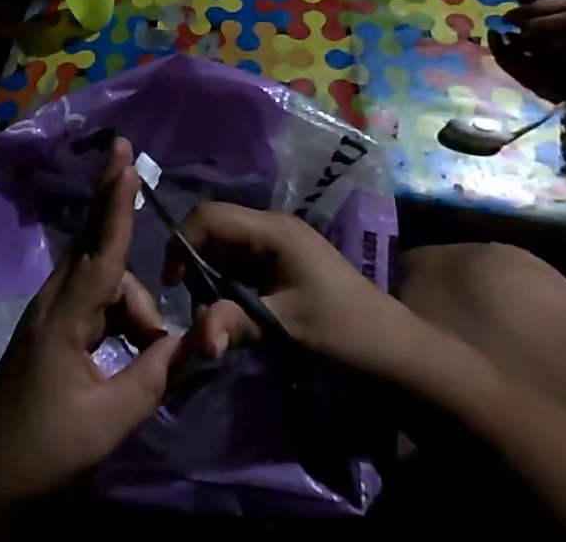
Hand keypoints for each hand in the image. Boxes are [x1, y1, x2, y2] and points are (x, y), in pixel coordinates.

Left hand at [0, 138, 179, 511]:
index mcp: (65, 317)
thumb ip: (155, 374)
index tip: (125, 162)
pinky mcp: (55, 325)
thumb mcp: (109, 419)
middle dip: (113, 198)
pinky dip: (124, 313)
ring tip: (154, 351)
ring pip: (105, 278)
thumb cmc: (44, 448)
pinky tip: (139, 346)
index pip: (101, 251)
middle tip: (126, 152)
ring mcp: (52, 311)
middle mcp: (56, 300)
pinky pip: (98, 298)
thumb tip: (195, 341)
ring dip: (136, 303)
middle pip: (94, 241)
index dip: (116, 206)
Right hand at [171, 203, 417, 378]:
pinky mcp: (282, 262)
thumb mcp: (285, 326)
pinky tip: (236, 313)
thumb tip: (196, 339)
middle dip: (196, 265)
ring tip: (219, 317)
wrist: (392, 348)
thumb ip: (235, 322)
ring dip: (211, 279)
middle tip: (200, 308)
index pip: (209, 216)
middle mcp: (272, 227)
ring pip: (224, 248)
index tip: (173, 284)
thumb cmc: (342, 330)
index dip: (182, 242)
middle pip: (213, 230)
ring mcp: (278, 243)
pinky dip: (228, 285)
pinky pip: (240, 263)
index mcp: (273, 230)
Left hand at [509, 0, 565, 68]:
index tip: (505, 18)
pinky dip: (556, 62)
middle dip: (522, 34)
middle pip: (536, 27)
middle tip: (516, 38)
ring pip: (547, 47)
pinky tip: (554, 62)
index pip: (538, 6)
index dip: (518, 13)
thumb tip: (547, 13)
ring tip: (533, 51)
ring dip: (537, 50)